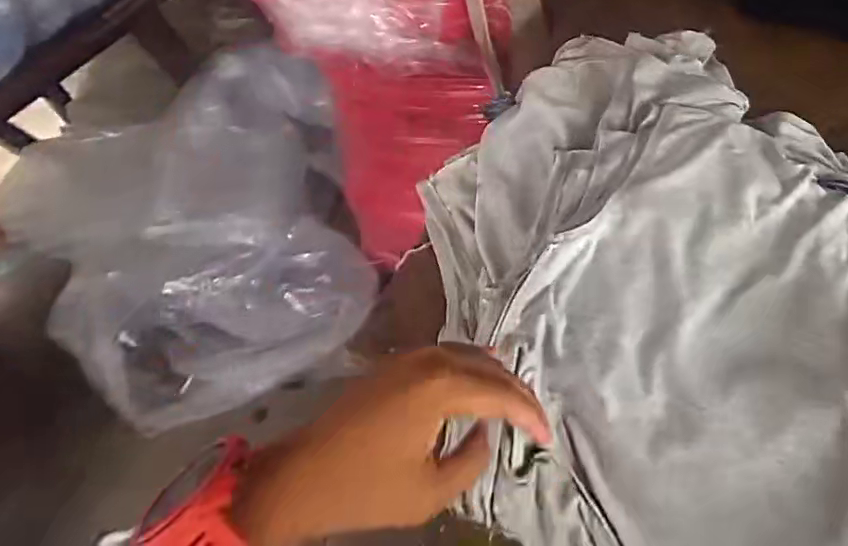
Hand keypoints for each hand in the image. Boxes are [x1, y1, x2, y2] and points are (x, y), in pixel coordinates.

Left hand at [230, 345, 550, 545]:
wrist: (300, 476)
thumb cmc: (364, 489)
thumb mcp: (428, 492)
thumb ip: (471, 460)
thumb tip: (485, 429)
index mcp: (440, 385)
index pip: (498, 393)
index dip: (528, 414)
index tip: (547, 437)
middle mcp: (430, 358)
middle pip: (488, 366)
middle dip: (516, 391)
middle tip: (537, 419)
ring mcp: (412, 355)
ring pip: (470, 356)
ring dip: (495, 376)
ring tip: (516, 401)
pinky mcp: (398, 362)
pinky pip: (449, 355)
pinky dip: (473, 367)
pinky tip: (482, 377)